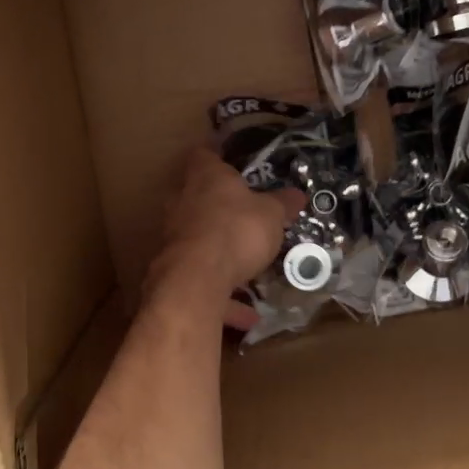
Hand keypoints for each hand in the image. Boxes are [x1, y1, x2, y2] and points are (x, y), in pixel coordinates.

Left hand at [150, 148, 302, 327]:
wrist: (195, 282)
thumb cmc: (237, 230)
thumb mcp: (273, 214)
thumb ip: (284, 204)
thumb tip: (296, 195)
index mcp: (206, 178)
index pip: (204, 154)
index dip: (216, 152)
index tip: (229, 154)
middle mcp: (182, 203)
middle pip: (196, 196)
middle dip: (218, 204)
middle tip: (244, 210)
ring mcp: (173, 238)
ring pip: (199, 239)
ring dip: (221, 252)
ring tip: (250, 268)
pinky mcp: (171, 272)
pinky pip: (204, 280)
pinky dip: (224, 296)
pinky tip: (248, 315)